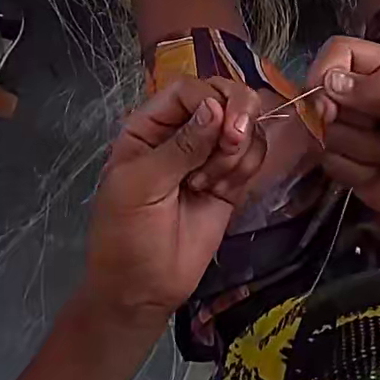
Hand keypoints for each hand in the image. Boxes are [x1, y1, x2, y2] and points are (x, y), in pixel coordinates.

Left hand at [84, 77, 267, 328]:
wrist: (142, 290)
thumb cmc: (126, 235)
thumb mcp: (141, 186)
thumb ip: (179, 147)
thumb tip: (216, 107)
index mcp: (150, 125)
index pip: (188, 90)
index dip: (211, 97)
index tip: (224, 124)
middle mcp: (182, 133)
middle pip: (223, 97)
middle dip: (237, 115)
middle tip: (234, 141)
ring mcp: (209, 155)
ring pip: (244, 125)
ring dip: (238, 150)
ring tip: (210, 184)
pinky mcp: (231, 180)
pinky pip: (253, 155)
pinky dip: (248, 166)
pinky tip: (223, 191)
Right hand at [307, 37, 379, 233]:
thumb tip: (330, 82)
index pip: (339, 52)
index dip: (327, 71)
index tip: (327, 100)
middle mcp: (363, 92)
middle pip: (322, 92)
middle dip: (349, 120)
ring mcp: (349, 125)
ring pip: (322, 128)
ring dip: (358, 148)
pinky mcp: (340, 156)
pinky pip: (325, 158)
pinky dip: (352, 169)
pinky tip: (377, 172)